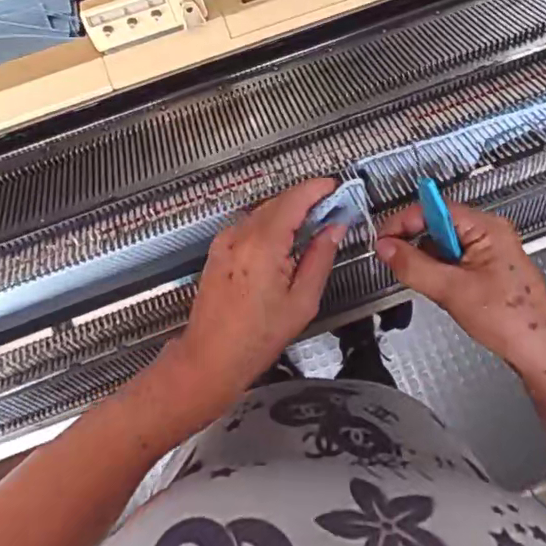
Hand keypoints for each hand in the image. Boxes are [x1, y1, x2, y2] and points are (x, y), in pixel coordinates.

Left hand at [172, 178, 345, 402]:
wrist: (210, 358)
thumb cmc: (254, 338)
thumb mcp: (302, 301)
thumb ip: (320, 258)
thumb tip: (334, 230)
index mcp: (263, 245)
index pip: (295, 198)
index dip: (318, 188)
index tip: (335, 188)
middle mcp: (240, 236)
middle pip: (279, 201)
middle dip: (307, 201)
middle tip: (332, 212)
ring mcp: (226, 241)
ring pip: (264, 212)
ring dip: (289, 213)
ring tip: (312, 230)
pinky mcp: (218, 250)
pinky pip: (249, 226)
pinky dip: (270, 226)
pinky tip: (283, 245)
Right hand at [375, 201, 545, 372]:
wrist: (540, 351)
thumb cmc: (513, 320)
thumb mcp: (451, 290)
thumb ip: (413, 265)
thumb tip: (387, 248)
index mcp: (486, 227)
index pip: (434, 208)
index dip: (404, 223)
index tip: (384, 241)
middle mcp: (490, 233)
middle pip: (437, 225)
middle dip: (416, 244)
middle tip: (399, 264)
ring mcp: (490, 251)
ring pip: (444, 245)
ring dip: (429, 262)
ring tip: (435, 287)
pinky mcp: (487, 269)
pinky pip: (454, 261)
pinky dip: (441, 273)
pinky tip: (446, 293)